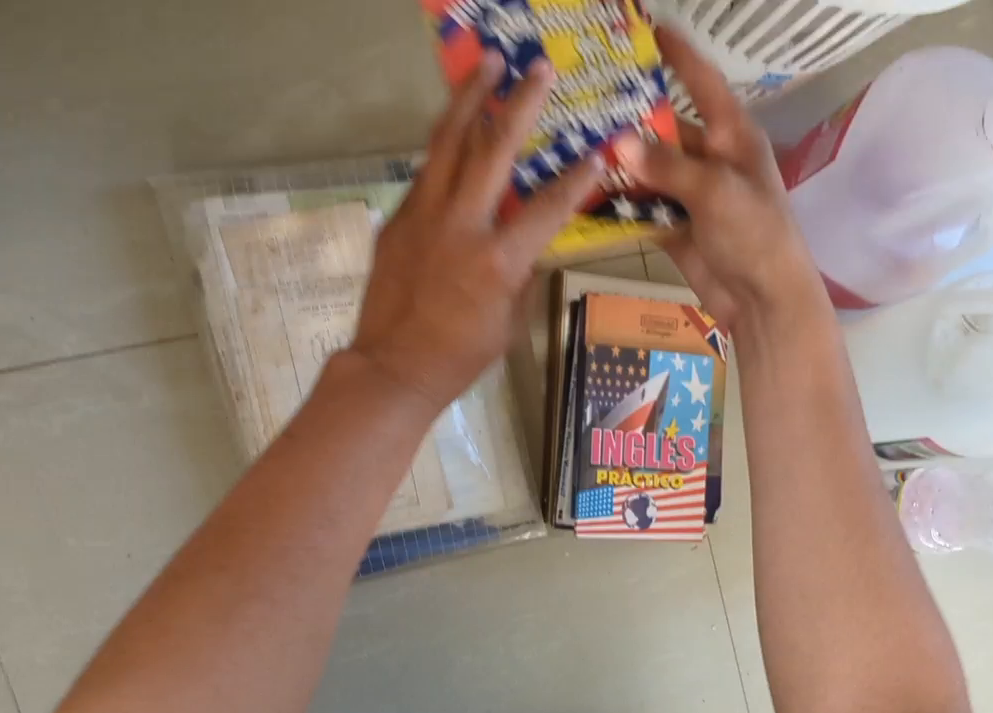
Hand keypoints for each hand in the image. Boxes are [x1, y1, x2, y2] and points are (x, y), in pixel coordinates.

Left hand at [349, 53, 605, 410]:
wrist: (394, 367)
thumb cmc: (461, 356)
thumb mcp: (508, 322)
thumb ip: (522, 276)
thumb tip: (531, 246)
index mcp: (499, 261)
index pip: (548, 208)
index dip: (576, 179)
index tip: (598, 151)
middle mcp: (462, 226)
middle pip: (494, 149)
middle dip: (520, 103)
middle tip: (538, 68)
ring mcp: (424, 217)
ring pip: (448, 143)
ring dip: (470, 99)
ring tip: (485, 65)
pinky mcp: (397, 220)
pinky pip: (426, 174)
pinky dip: (444, 149)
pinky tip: (455, 134)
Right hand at [612, 29, 831, 337]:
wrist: (762, 299)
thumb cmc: (753, 233)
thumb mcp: (714, 190)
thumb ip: (666, 166)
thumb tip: (617, 142)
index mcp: (732, 136)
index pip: (703, 83)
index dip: (679, 56)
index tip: (649, 29)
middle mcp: (711, 159)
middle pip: (666, 128)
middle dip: (631, 118)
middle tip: (587, 100)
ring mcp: (693, 196)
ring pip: (650, 171)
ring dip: (620, 164)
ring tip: (576, 145)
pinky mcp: (677, 228)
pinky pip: (644, 208)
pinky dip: (621, 205)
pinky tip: (588, 195)